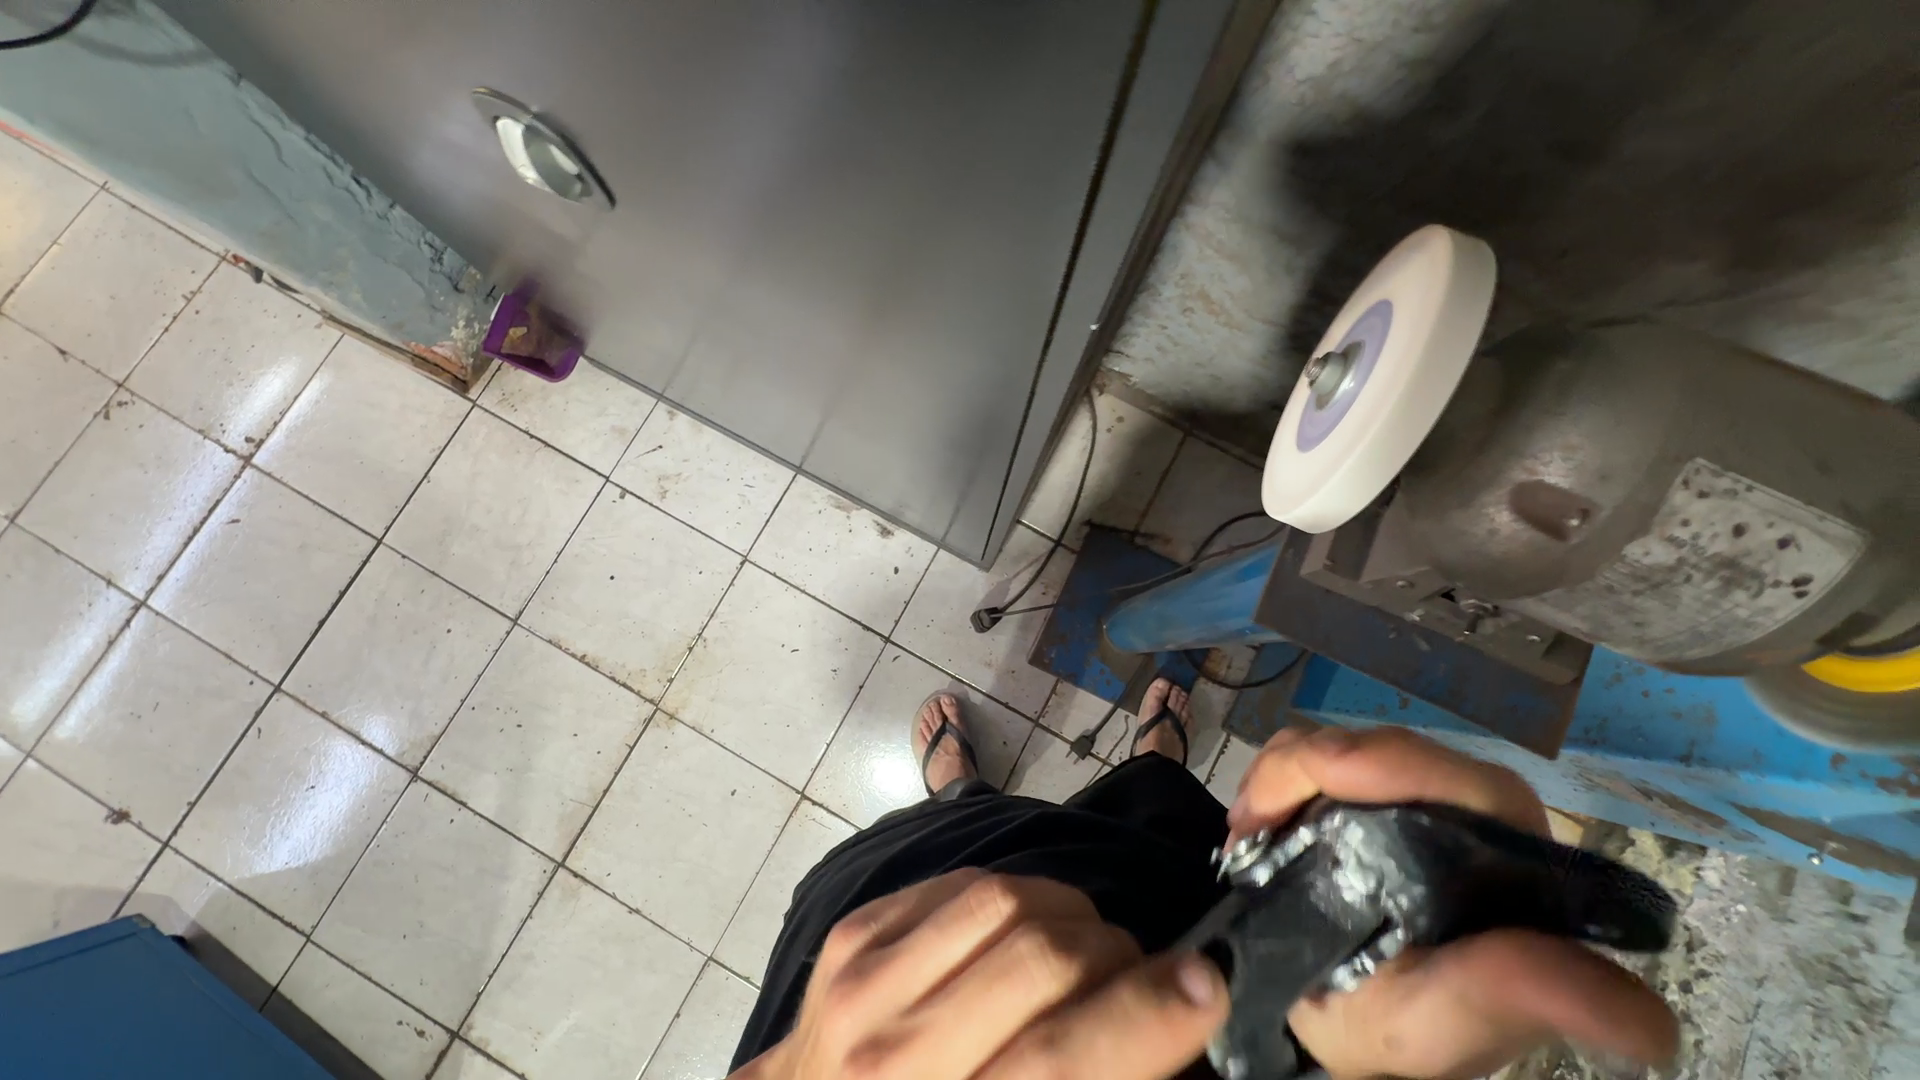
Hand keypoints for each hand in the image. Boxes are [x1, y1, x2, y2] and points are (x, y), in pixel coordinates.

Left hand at [735, 869, 1227, 1079]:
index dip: (1147, 1013)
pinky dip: (1014, 895)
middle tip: (1137, 968)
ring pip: (1003, 899)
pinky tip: (1023, 924)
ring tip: (1082, 941)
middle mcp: (894, 1054)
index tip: (1207, 981)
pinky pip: (960, 880)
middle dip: (1114, 952)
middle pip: (1039, 958)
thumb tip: (1169, 1013)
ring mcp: (863, 980)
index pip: (1060, 1059)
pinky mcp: (854, 930)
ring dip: (1069, 911)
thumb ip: (1091, 1071)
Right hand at [1226, 725, 1679, 1078]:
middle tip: (1256, 817)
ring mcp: (1393, 797)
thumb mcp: (1437, 1028)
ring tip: (1246, 831)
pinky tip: (1248, 822)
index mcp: (1507, 862)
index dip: (1405, 764)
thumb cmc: (1387, 1021)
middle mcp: (1458, 816)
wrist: (1320, 1011)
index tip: (1328, 768)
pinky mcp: (1342, 792)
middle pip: (1391, 751)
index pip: (1475, 785)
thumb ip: (1511, 1002)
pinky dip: (1270, 778)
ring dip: (1283, 774)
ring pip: (1339, 744)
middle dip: (1313, 767)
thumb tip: (1651, 1024)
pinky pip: (1302, 755)